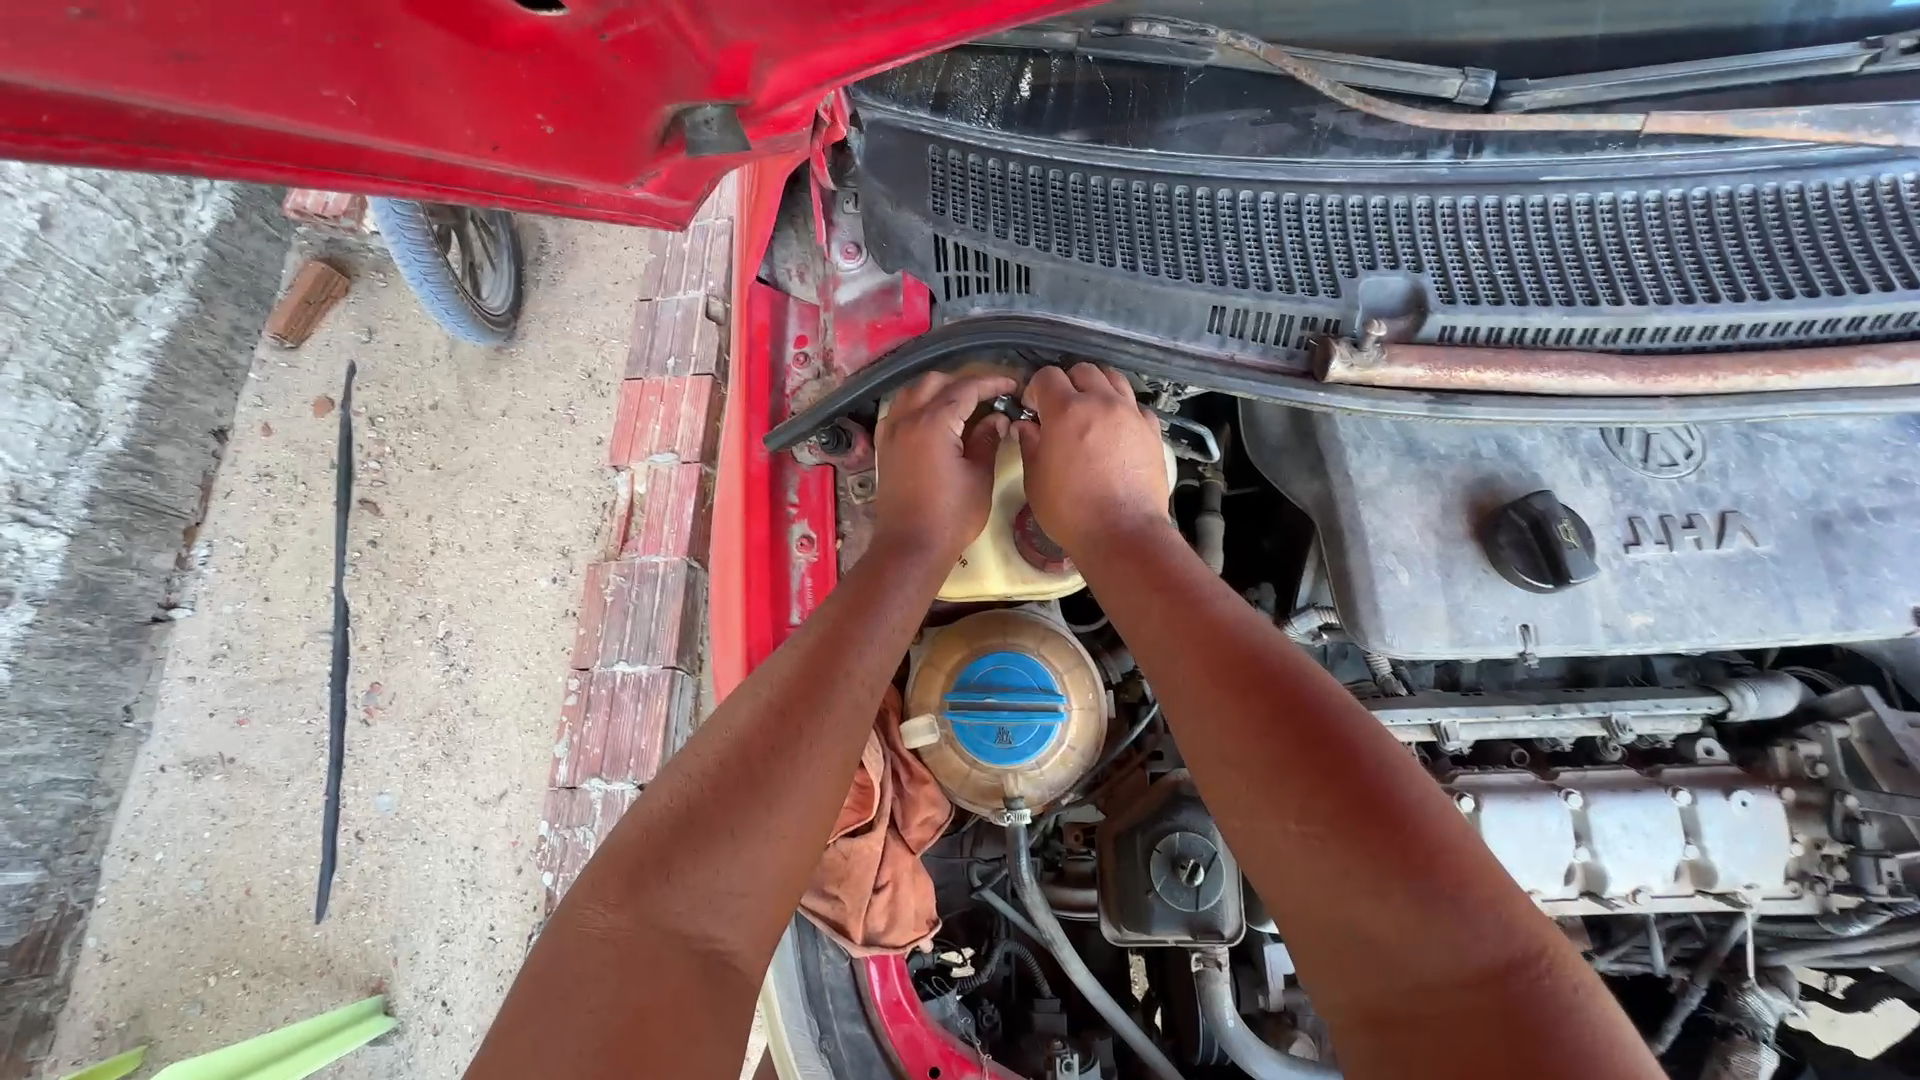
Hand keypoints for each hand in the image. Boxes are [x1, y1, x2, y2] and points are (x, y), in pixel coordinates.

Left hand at [873, 370, 1018, 563]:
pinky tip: (933, 419)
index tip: (1012, 386)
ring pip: (913, 392)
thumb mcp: (978, 477)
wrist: (910, 547)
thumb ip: (987, 440)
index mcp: (933, 423)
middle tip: (989, 394)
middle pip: (936, 382)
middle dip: (964, 381)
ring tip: (962, 402)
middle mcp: (907, 419)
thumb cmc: (951, 516)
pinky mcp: (884, 447)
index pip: (966, 388)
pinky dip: (918, 405)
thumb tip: (997, 419)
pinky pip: (899, 411)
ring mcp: (890, 432)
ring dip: (938, 390)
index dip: (992, 382)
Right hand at [1014, 363, 1170, 556]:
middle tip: (1060, 410)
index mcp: (1066, 410)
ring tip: (1090, 413)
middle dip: (1068, 384)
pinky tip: (1116, 431)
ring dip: (1097, 389)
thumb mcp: (1035, 480)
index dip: (1036, 389)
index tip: (1033, 410)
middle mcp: (1101, 402)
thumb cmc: (1070, 510)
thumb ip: (1029, 445)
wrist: (1122, 532)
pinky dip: (1123, 410)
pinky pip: (1136, 406)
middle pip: (1083, 371)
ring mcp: (1131, 414)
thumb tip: (1026, 426)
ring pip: (1114, 380)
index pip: (1047, 376)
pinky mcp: (1152, 431)